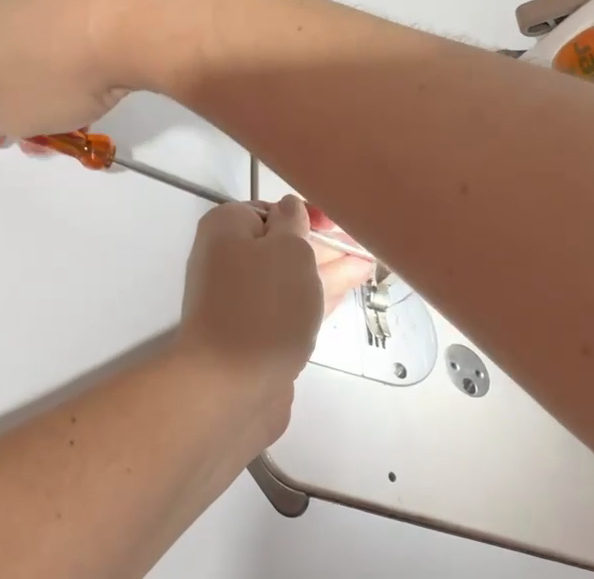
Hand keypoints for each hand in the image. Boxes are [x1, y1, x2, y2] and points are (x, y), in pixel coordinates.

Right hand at [0, 0, 187, 145]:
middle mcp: (0, 3)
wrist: (137, 16)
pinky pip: (58, 45)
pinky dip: (61, 78)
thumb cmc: (56, 68)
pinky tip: (89, 104)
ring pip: (22, 55)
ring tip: (55, 134)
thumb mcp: (16, 114)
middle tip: (0, 131)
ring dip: (29, 97)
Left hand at [173, 196, 376, 444]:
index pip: (272, 209)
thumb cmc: (263, 305)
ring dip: (325, 270)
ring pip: (288, 277)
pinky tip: (342, 292)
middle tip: (366, 245)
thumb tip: (291, 209)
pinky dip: (315, 296)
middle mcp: (226, 258)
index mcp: (226, 227)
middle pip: (281, 243)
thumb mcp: (288, 249)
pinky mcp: (253, 332)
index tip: (342, 223)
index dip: (308, 214)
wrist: (229, 384)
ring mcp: (239, 298)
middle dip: (323, 244)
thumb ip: (295, 223)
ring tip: (367, 266)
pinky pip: (288, 305)